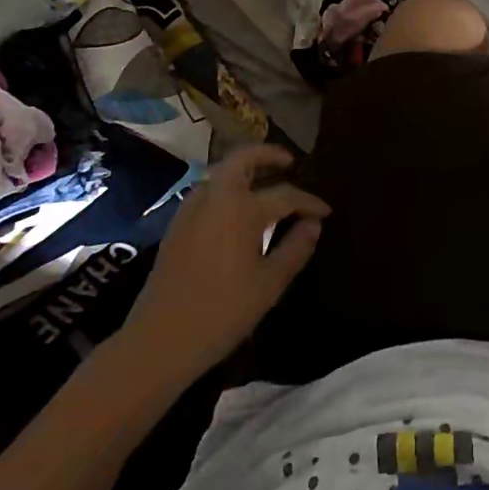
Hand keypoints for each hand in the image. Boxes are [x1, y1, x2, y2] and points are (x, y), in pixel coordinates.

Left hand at [120, 146, 328, 383]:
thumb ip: (295, 248)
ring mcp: (191, 207)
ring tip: (267, 182)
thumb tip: (313, 224)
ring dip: (244, 169)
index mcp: (241, 208)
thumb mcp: (269, 284)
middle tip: (289, 162)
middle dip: (267, 155)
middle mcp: (215, 196)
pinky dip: (227, 186)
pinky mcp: (178, 222)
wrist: (163, 334)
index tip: (326, 211)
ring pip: (221, 172)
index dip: (309, 202)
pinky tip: (238, 209)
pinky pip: (207, 190)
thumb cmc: (224, 311)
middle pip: (242, 159)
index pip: (285, 194)